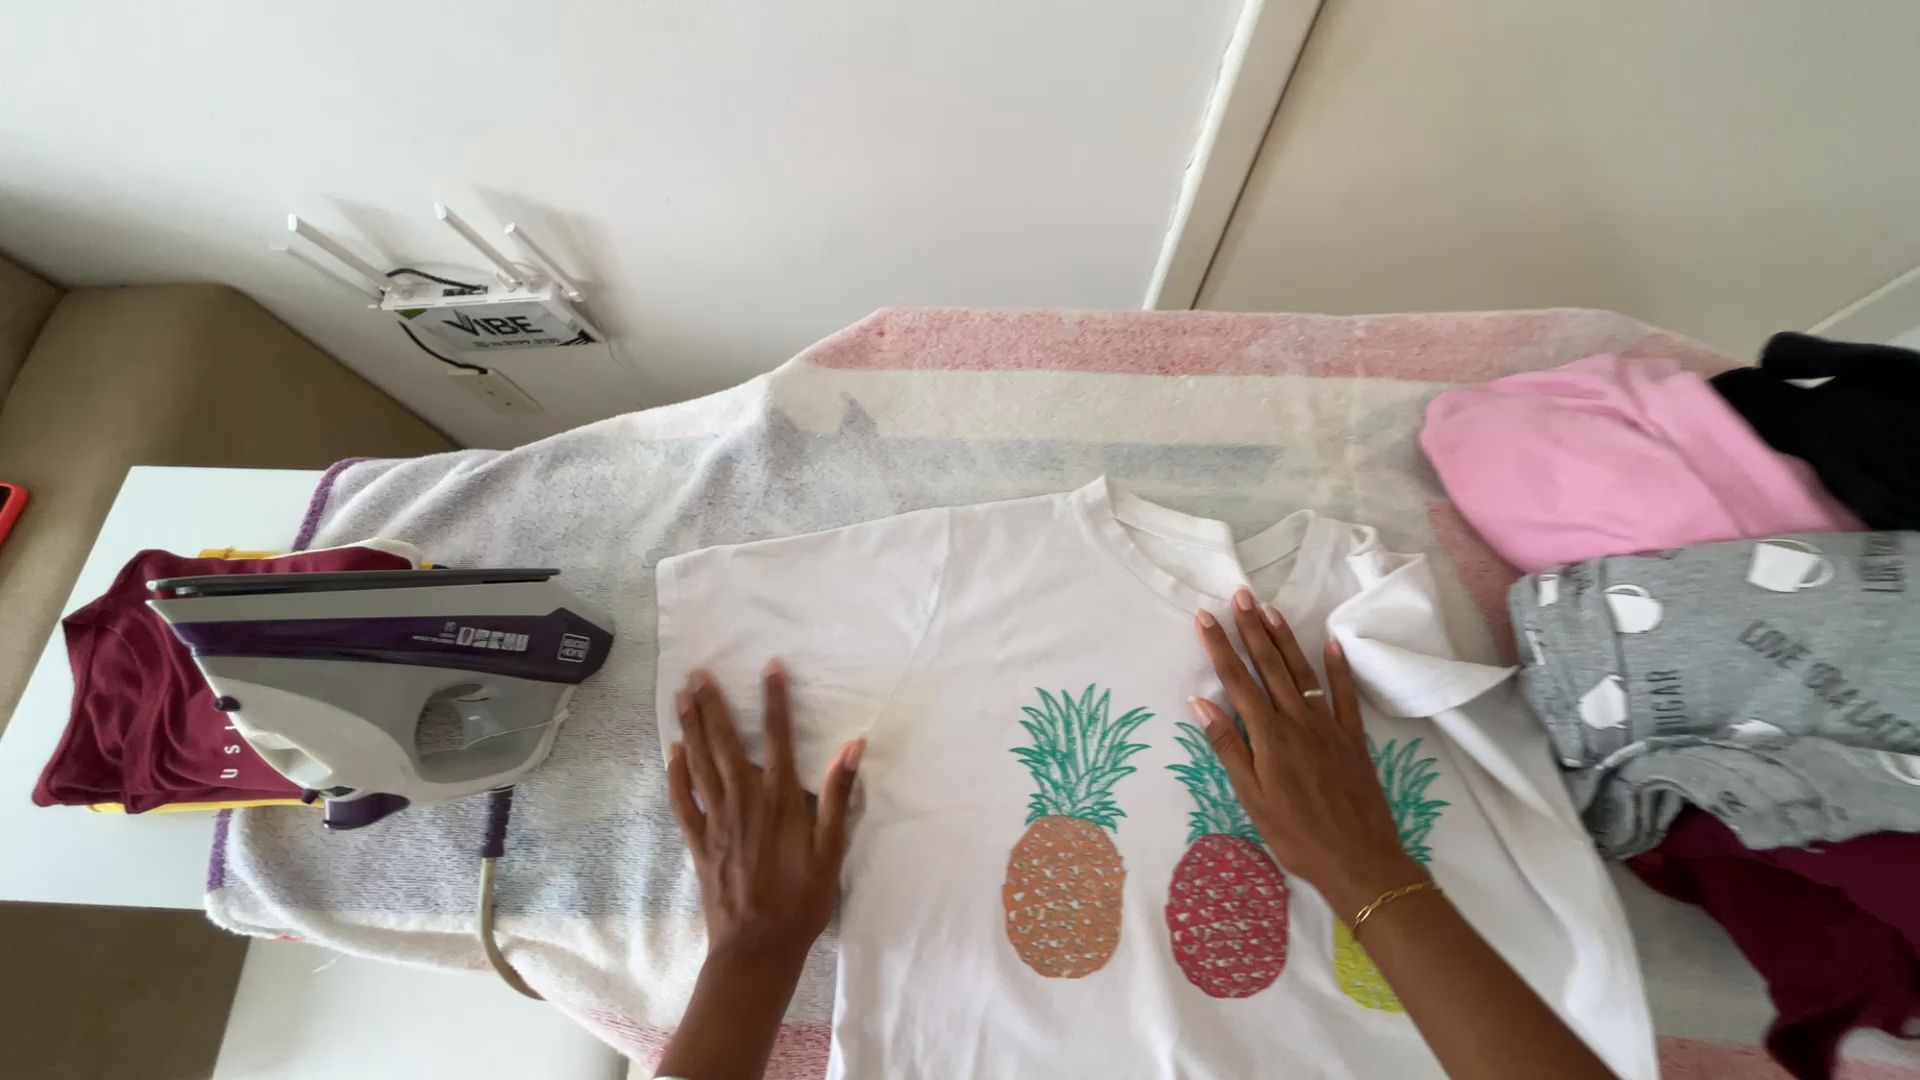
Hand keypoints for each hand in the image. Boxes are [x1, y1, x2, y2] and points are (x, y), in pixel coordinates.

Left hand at [666, 661, 864, 962]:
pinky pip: (683, 801)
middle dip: (713, 705)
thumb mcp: (831, 850)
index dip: (775, 700)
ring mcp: (716, 821)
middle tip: (699, 672)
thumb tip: (852, 747)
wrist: (756, 950)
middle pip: (726, 743)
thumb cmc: (801, 900)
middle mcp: (744, 801)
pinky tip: (673, 752)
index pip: (778, 737)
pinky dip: (676, 774)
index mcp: (778, 800)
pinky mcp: (699, 842)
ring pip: (700, 763)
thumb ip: (837, 795)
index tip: (770, 667)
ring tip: (681, 696)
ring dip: (691, 727)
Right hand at [1190, 589, 1425, 917]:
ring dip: (1285, 639)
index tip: (1205, 618)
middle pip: (1270, 666)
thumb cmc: (1295, 833)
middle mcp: (1297, 720)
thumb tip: (1201, 702)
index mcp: (1268, 735)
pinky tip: (1332, 645)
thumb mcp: (1250, 796)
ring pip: (1302, 672)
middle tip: (1240, 595)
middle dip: (1252, 629)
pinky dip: (1339, 669)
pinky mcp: (1353, 738)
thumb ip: (1228, 745)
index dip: (1219, 647)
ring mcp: (1328, 726)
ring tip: (1271, 610)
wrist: (1360, 861)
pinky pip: (1345, 696)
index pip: (1237, 681)